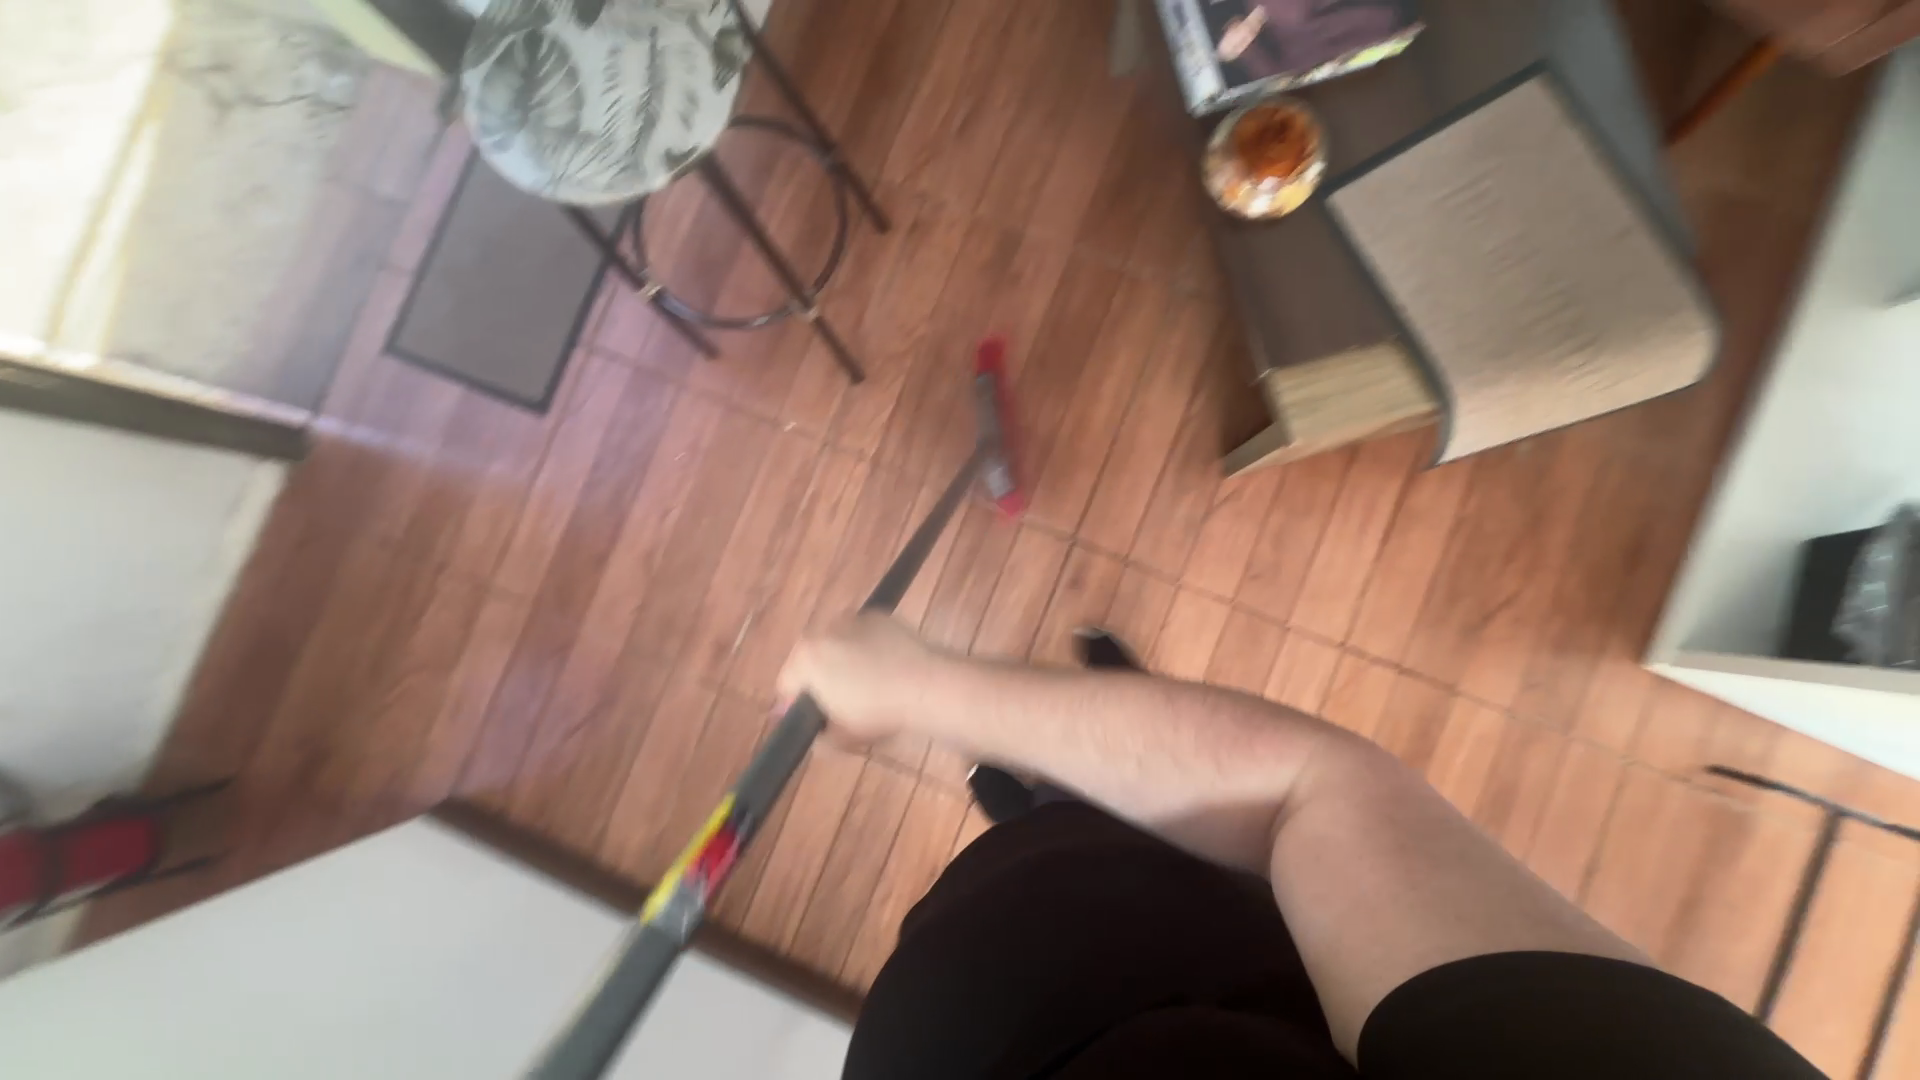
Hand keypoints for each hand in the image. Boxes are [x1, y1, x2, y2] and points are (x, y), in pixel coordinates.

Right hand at [776, 614, 944, 742]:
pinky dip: (866, 645)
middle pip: (809, 658)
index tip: (814, 718)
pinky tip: (884, 665)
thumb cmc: (878, 713)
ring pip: (835, 643)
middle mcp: (822, 630)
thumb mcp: (840, 738)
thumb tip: (815, 732)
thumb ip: (818, 736)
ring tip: (866, 683)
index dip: (796, 706)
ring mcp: (852, 618)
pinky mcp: (878, 615)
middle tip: (841, 702)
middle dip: (819, 678)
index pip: (786, 685)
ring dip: (841, 659)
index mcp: (806, 658)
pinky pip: (861, 634)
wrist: (926, 686)